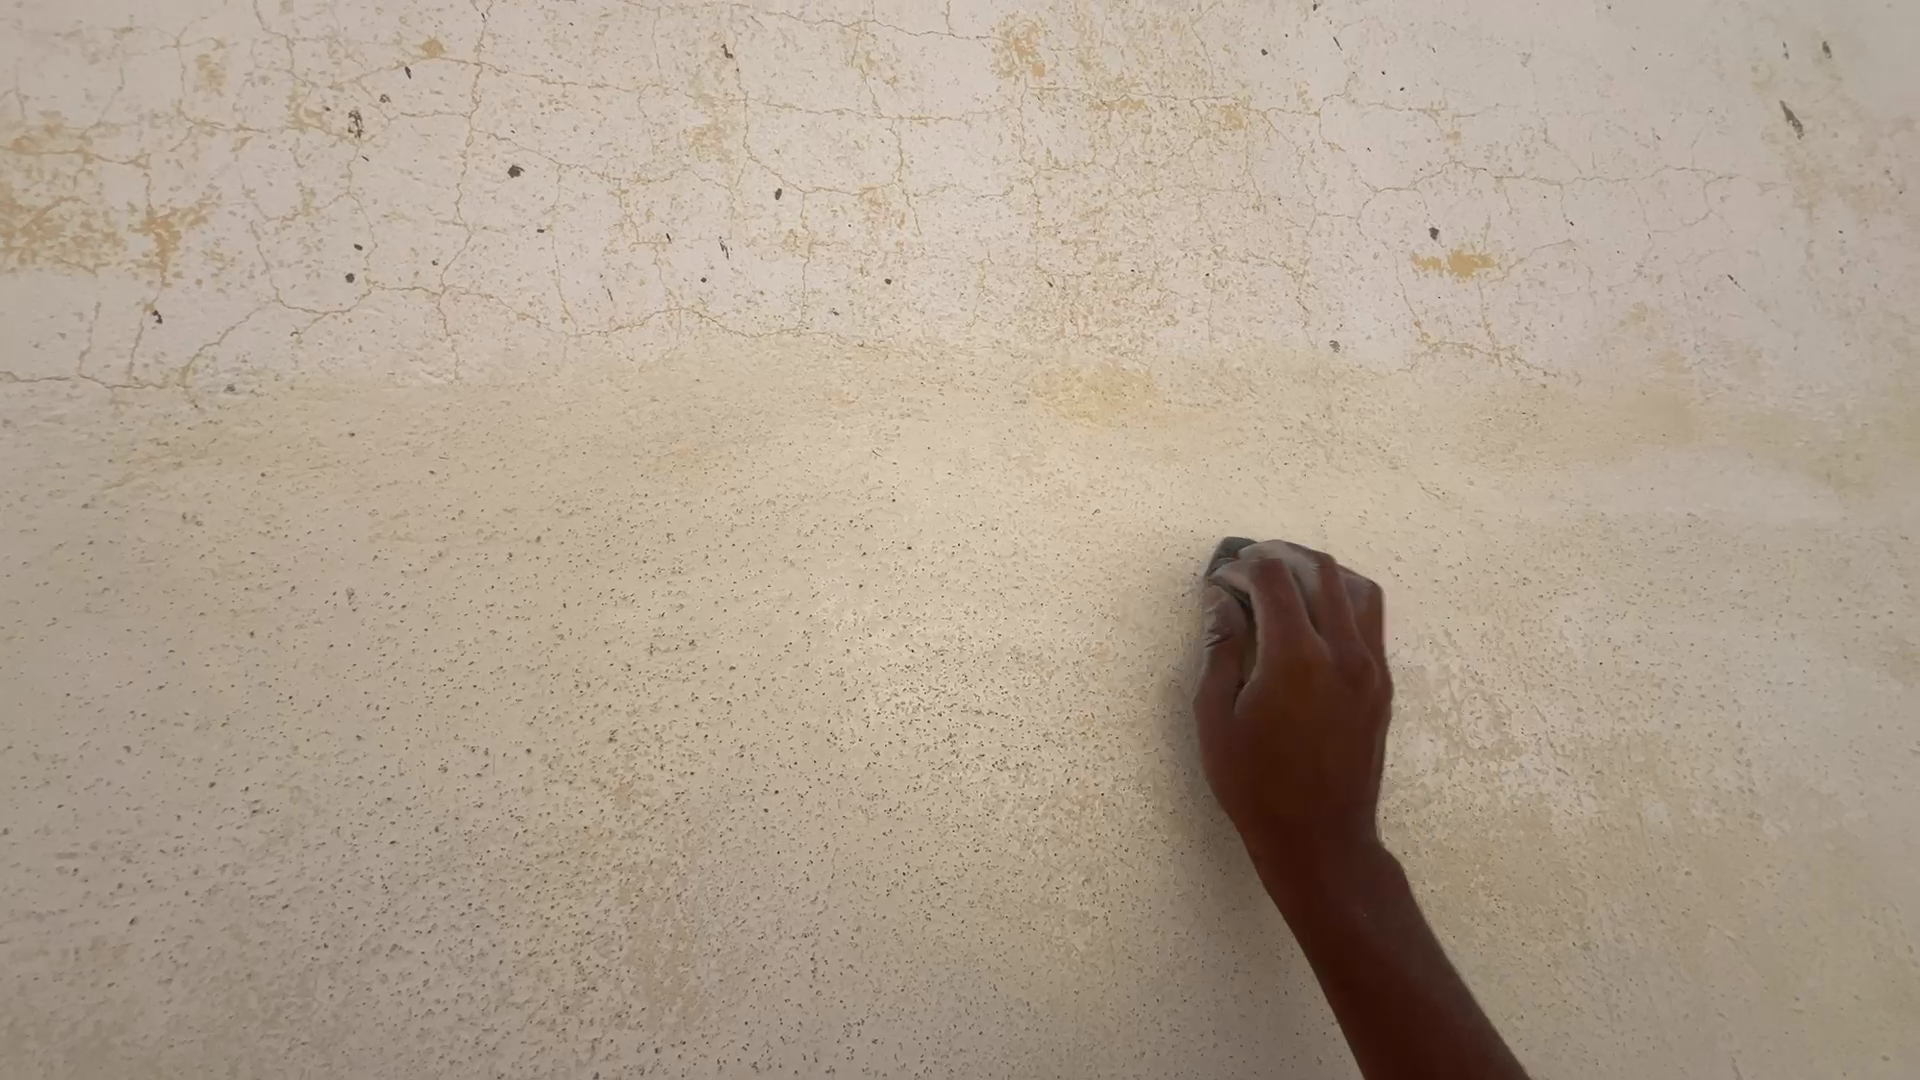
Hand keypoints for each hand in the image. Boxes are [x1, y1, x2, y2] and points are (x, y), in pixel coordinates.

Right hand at [1193, 538, 1392, 887]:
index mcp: (1296, 658)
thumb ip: (1219, 648)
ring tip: (1282, 583)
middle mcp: (1343, 651)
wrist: (1320, 837)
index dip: (1240, 567)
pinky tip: (1309, 617)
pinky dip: (1339, 598)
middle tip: (1245, 567)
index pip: (1273, 579)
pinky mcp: (1382, 683)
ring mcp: (1371, 666)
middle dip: (1279, 556)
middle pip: (1320, 570)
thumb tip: (1219, 600)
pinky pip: (1369, 617)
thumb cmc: (1254, 782)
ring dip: (1316, 572)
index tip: (1218, 582)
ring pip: (1356, 587)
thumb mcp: (1215, 715)